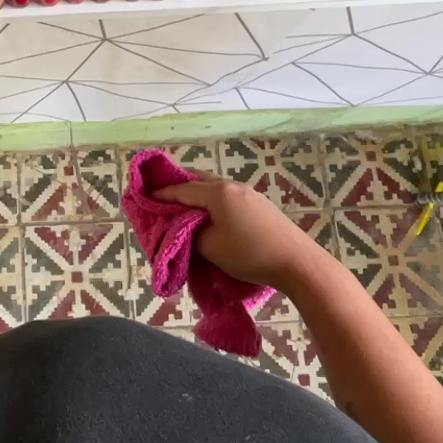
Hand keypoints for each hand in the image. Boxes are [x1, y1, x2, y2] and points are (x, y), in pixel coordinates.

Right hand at [152, 171, 331, 289]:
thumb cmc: (250, 253)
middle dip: (179, 187)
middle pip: (199, 179)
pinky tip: (212, 214)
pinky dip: (213, 200)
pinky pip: (228, 196)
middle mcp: (232, 186)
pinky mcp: (260, 204)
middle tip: (163, 197)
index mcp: (217, 192)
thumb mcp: (211, 248)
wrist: (297, 262)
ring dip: (198, 193)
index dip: (162, 194)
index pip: (182, 189)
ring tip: (185, 206)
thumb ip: (191, 234)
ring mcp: (249, 193)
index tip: (146, 198)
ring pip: (215, 186)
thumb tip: (187, 228)